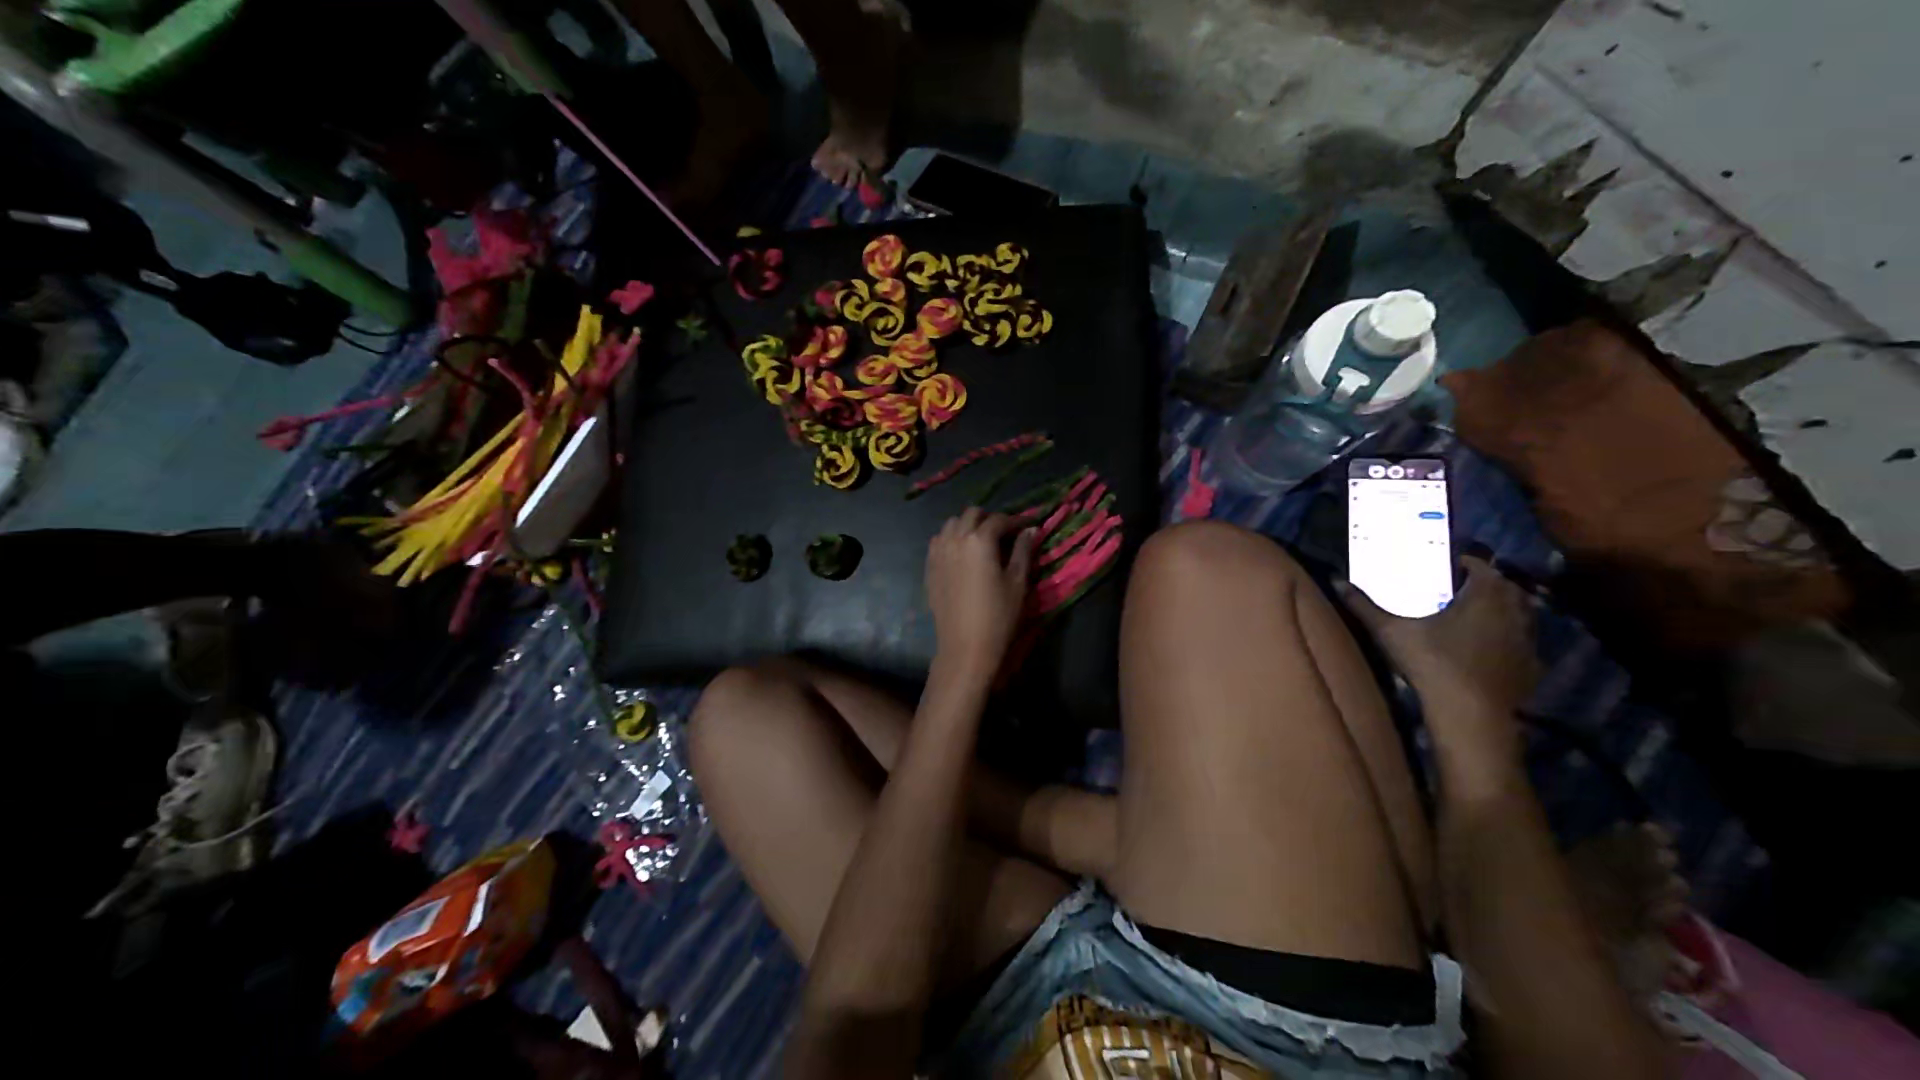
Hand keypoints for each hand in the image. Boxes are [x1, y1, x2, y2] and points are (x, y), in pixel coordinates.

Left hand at [926, 509, 1035, 672]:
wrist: (966, 646)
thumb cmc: (998, 615)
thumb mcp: (1018, 582)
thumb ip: (1023, 551)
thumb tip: (1030, 530)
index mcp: (979, 540)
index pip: (999, 519)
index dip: (1016, 520)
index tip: (1028, 525)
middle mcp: (955, 539)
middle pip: (972, 514)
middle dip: (989, 518)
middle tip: (1004, 532)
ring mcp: (938, 552)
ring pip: (951, 524)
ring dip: (968, 525)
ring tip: (982, 540)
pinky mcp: (929, 567)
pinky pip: (939, 541)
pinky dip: (951, 538)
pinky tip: (962, 553)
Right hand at [1337, 557, 1540, 773]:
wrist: (1471, 714)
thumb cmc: (1432, 663)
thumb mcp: (1390, 632)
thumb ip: (1364, 606)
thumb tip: (1338, 581)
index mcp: (1485, 595)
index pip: (1481, 567)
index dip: (1465, 565)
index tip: (1447, 570)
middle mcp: (1515, 612)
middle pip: (1506, 587)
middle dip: (1485, 585)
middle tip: (1458, 591)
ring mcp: (1528, 640)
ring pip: (1521, 614)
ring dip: (1501, 611)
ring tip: (1472, 617)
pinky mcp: (1532, 666)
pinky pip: (1523, 643)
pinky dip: (1508, 640)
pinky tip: (1487, 650)